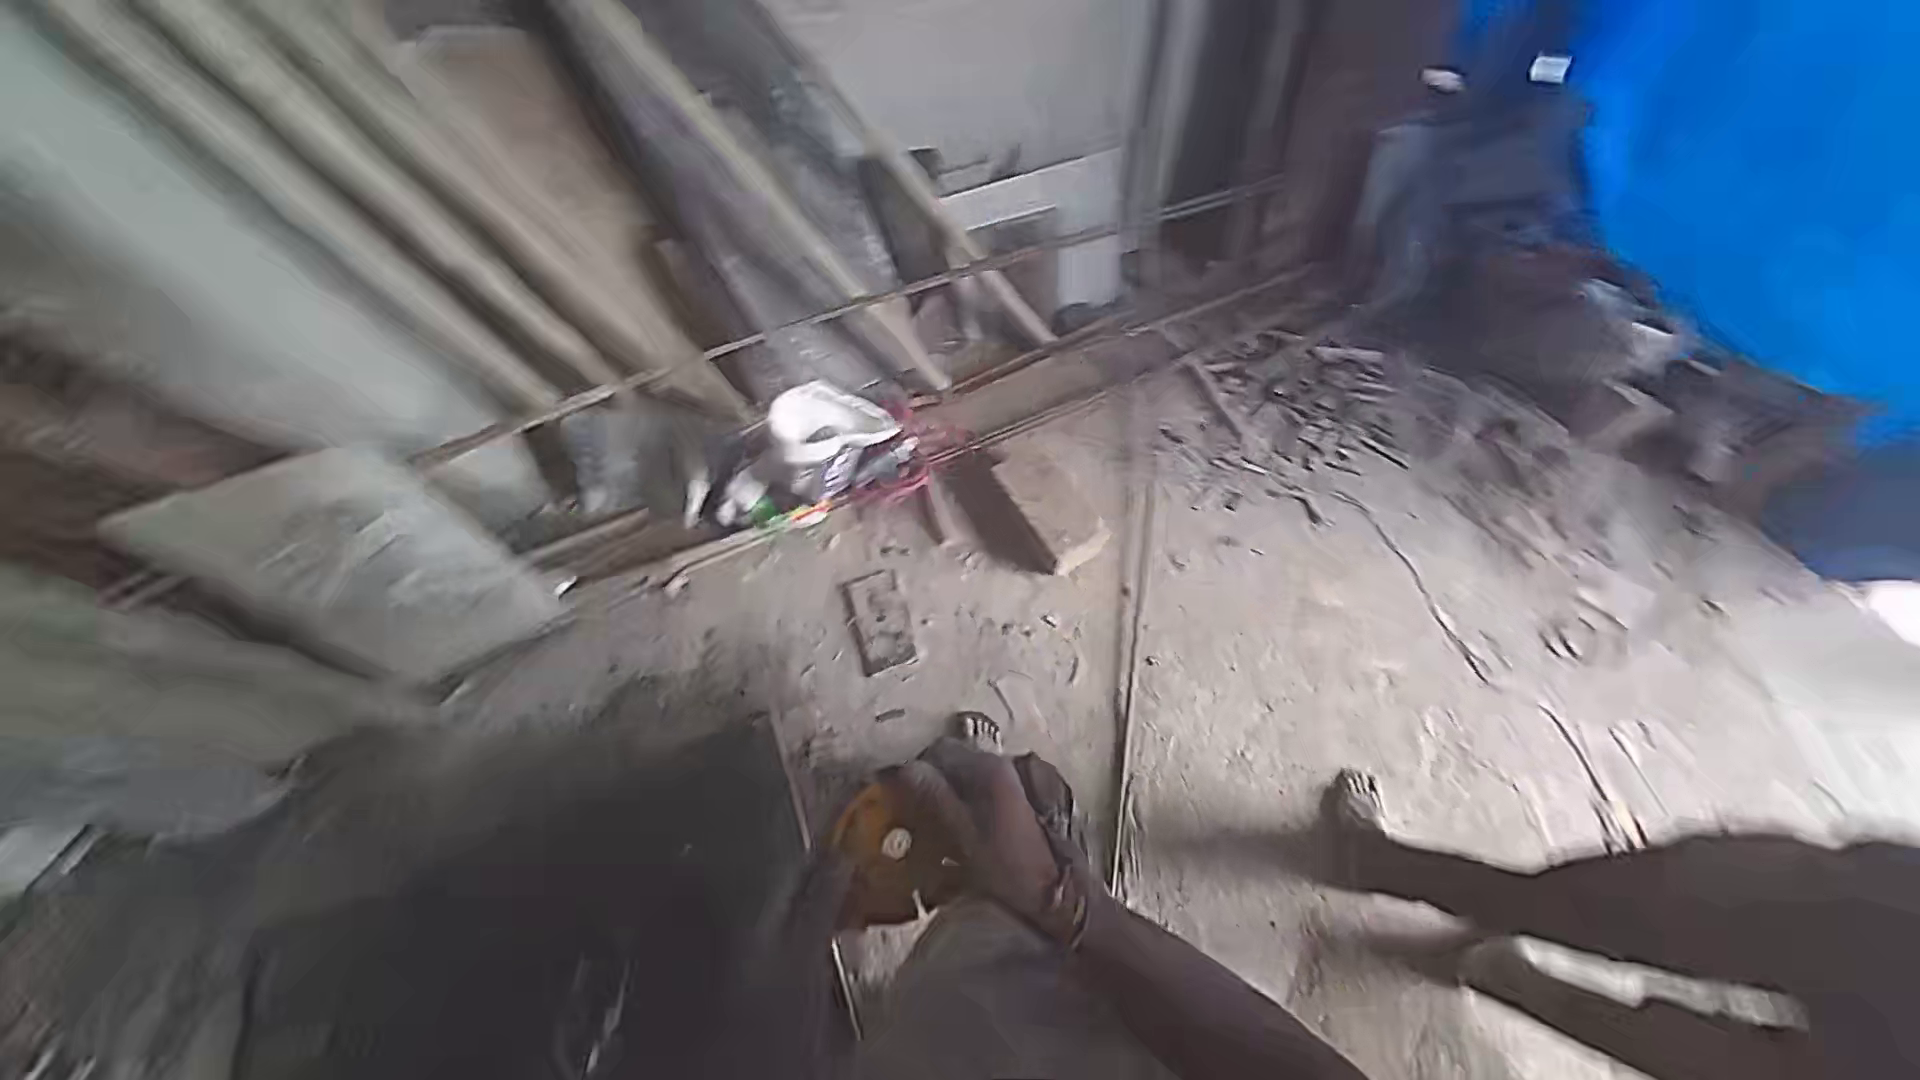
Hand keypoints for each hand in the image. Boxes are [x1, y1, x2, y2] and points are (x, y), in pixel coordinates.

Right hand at [892, 737, 1094, 940]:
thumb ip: (935, 799)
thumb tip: (903, 769)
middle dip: (932, 778)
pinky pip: (987, 786)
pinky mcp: (1027, 796)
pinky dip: (970, 798)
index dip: (916, 768)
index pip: (942, 750)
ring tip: (935, 821)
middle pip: (957, 759)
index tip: (898, 791)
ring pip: (972, 773)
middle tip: (913, 808)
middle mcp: (1005, 764)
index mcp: (989, 770)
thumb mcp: (964, 838)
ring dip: (951, 789)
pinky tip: (963, 827)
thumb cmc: (1009, 870)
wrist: (1059, 895)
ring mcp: (1019, 778)